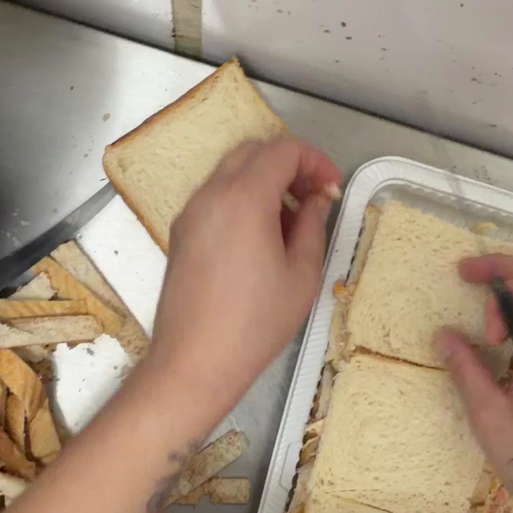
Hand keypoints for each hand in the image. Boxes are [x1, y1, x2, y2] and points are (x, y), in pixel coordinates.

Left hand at [143, 137, 342, 415]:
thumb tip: (317, 200)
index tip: (332, 188)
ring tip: (290, 223)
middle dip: (289, 165)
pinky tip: (260, 239)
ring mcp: (190, 212)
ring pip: (231, 172)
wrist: (194, 362)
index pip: (283, 150)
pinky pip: (215, 198)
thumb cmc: (255, 324)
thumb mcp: (301, 276)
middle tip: (314, 198)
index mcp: (244, 198)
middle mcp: (211, 194)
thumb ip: (313, 226)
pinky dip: (242, 200)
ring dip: (265, 182)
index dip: (315, 160)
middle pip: (253, 152)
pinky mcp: (181, 233)